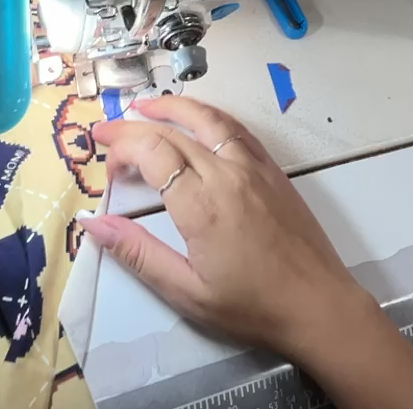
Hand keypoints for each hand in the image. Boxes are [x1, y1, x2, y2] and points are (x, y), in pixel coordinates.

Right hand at [80, 97, 374, 359]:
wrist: (318, 303)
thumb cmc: (251, 306)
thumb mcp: (187, 291)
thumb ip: (138, 254)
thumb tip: (94, 224)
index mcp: (202, 205)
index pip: (153, 151)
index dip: (123, 145)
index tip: (105, 157)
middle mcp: (227, 173)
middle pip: (173, 132)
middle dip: (135, 126)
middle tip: (108, 130)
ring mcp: (253, 165)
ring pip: (209, 118)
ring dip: (174, 106)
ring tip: (146, 105)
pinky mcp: (271, 167)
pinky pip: (235, 128)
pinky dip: (209, 115)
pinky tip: (197, 118)